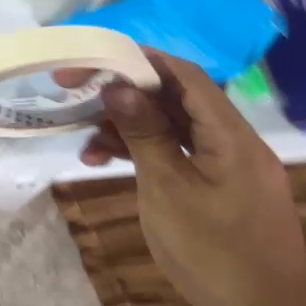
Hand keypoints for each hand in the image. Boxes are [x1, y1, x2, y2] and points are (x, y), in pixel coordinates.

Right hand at [79, 51, 305, 305]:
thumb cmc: (211, 247)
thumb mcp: (168, 186)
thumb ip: (143, 131)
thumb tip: (116, 83)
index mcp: (233, 140)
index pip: (187, 76)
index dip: (138, 59)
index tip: (89, 59)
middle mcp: (235, 145)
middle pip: (173, 98)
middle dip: (120, 92)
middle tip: (69, 89)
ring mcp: (228, 167)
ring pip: (168, 125)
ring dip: (123, 125)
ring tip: (84, 139)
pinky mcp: (218, 186)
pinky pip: (174, 151)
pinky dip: (137, 150)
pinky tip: (102, 160)